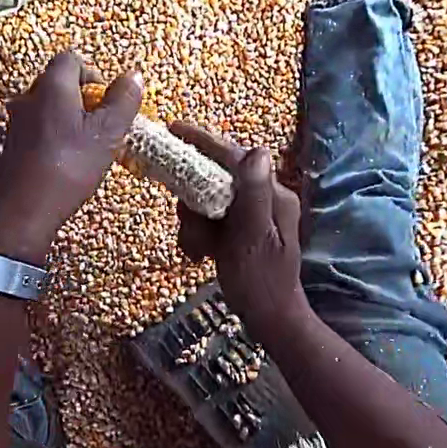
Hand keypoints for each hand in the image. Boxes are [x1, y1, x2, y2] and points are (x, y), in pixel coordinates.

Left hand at [0, 52, 141, 264]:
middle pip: (59, 83)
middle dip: (84, 100)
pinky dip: (55, 138)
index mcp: (52, 85)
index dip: (95, 75)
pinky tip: (67, 163)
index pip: (72, 59)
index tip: (109, 102)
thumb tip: (135, 76)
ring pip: (49, 109)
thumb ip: (124, 100)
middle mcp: (28, 97)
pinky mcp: (12, 146)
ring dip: (70, 121)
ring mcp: (16, 122)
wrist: (24, 211)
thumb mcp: (108, 133)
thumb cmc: (68, 167)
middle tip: (102, 126)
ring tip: (87, 148)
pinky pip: (39, 130)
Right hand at [170, 122, 311, 342]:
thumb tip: (257, 149)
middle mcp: (263, 199)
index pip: (235, 157)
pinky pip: (210, 220)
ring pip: (208, 202)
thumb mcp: (253, 237)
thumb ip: (254, 194)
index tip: (173, 129)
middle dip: (196, 203)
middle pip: (215, 180)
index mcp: (273, 195)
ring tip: (201, 250)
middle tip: (192, 226)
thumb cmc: (260, 282)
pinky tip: (203, 256)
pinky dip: (200, 236)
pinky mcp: (239, 230)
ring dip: (196, 226)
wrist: (270, 318)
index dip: (204, 142)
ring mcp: (251, 215)